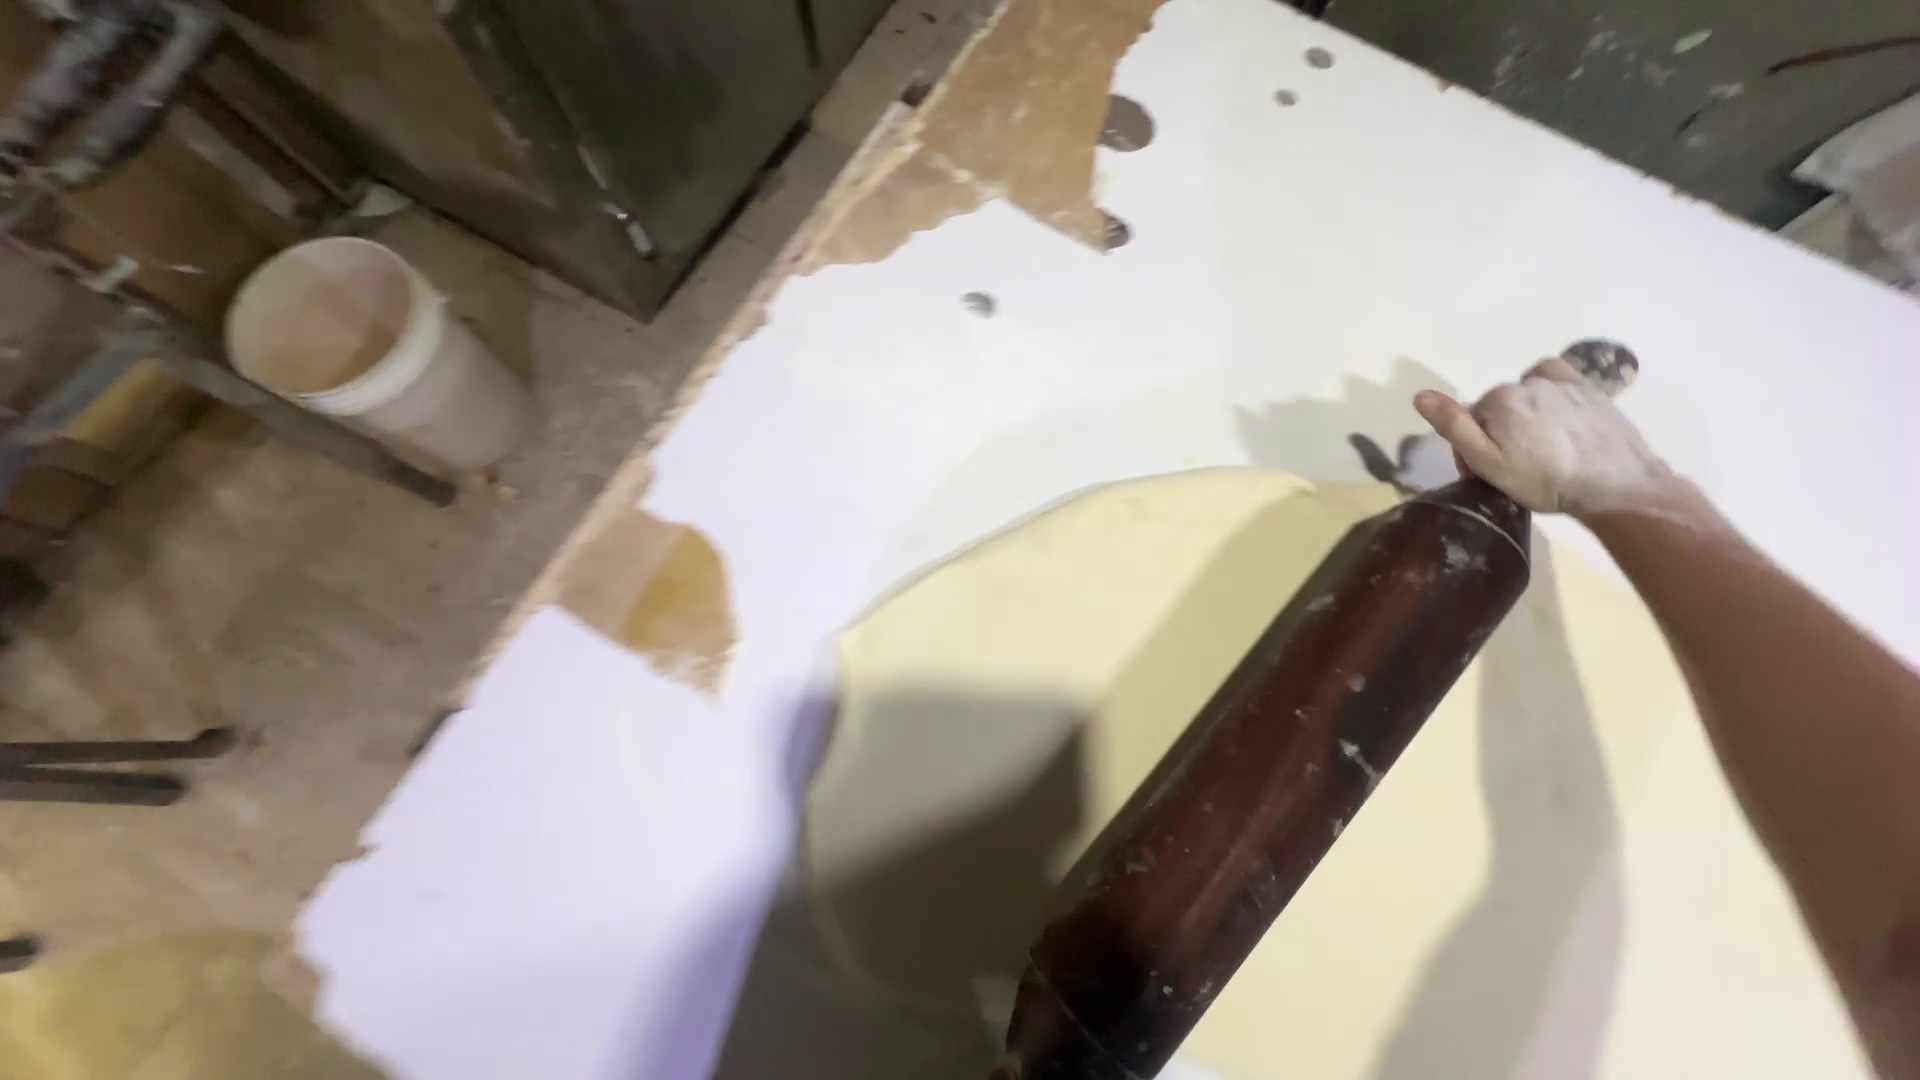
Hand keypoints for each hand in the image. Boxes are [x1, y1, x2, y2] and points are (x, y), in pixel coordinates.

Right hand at [1412, 357, 1678, 518]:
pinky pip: (1551, 375)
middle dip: (1495, 433)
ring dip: (1520, 418)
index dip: (1469, 448)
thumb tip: (1420, 395)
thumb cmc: (1544, 481)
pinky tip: (1550, 410)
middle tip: (1511, 467)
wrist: (1615, 485)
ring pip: (1522, 397)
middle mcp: (1524, 383)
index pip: (1467, 421)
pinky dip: (1543, 387)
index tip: (1483, 473)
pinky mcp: (1586, 389)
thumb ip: (1454, 427)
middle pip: (1494, 408)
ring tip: (1539, 450)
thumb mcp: (1487, 463)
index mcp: (1496, 401)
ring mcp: (1558, 384)